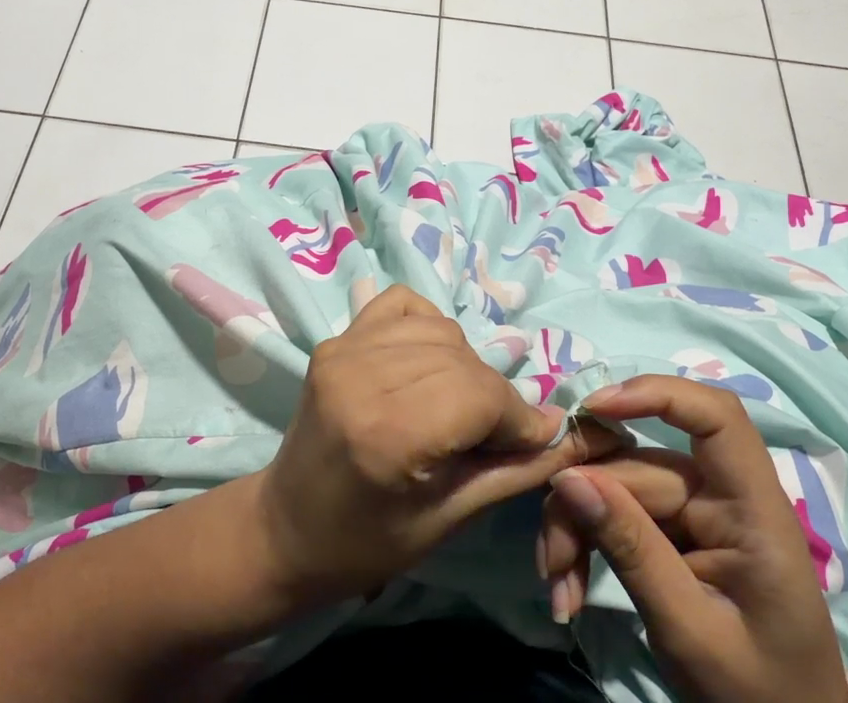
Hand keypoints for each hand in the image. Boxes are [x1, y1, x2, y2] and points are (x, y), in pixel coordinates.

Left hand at [257, 285, 609, 600]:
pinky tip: (427, 365)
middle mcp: (362, 376)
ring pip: (442, 330)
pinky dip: (429, 328)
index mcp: (389, 432)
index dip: (519, 419)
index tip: (531, 443)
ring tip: (455, 406)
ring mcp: (343, 350)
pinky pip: (403, 306)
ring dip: (464, 365)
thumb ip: (512, 470)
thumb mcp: (447, 519)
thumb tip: (562, 430)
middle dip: (495, 397)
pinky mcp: (335, 340)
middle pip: (466, 361)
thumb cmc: (366, 542)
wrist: (285, 528)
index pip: (483, 394)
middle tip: (491, 437)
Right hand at [539, 376, 847, 702]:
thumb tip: (569, 479)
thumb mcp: (690, 628)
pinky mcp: (671, 536)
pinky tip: (566, 589)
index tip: (592, 409)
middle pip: (636, 467)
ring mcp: (694, 516)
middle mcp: (721, 499)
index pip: (717, 418)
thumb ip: (633, 551)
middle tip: (550, 567)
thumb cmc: (757, 689)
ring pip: (614, 491)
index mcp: (754, 511)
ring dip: (574, 532)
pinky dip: (584, 547)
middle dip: (582, 507)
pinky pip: (614, 520)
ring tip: (556, 588)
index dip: (657, 394)